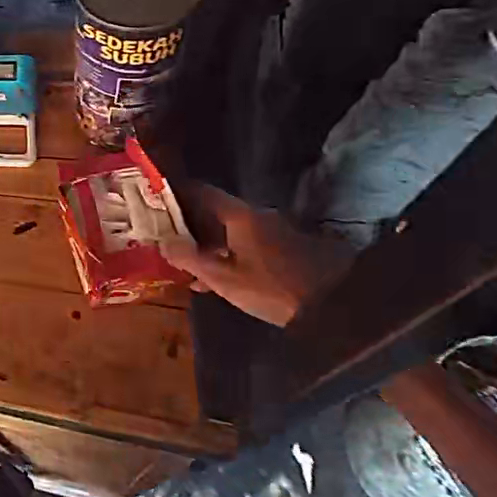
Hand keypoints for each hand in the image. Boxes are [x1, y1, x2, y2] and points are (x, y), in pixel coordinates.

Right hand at [163, 182, 353, 326]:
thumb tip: (163, 241)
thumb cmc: (274, 289)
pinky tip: (223, 276)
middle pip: (217, 211)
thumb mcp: (225, 279)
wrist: (338, 306)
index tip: (158, 199)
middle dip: (192, 224)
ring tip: (192, 264)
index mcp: (240, 216)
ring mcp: (276, 231)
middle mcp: (258, 215)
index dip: (178, 192)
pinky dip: (231, 253)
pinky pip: (250, 243)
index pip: (203, 191)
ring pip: (233, 230)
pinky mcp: (289, 248)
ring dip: (212, 243)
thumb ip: (191, 258)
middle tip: (170, 237)